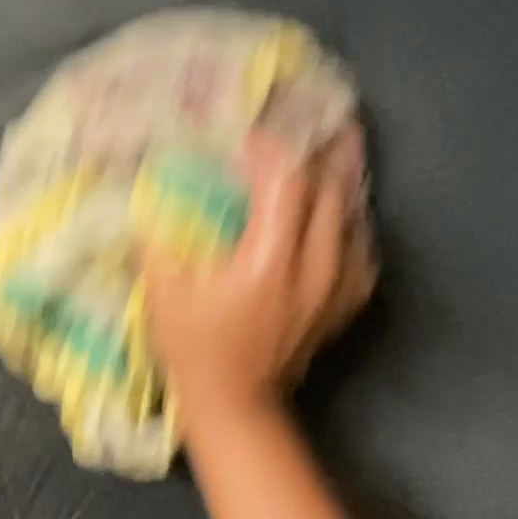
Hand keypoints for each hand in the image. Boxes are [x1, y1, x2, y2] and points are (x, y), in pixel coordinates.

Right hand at [144, 126, 376, 429]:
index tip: (244, 137)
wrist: (236, 400)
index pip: (285, 182)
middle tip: (304, 118)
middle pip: (332, 185)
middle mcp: (318, 263)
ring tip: (334, 141)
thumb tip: (156, 198)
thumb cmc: (192, 348)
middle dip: (318, 148)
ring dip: (341, 173)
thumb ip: (163, 241)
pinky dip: (348, 213)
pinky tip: (337, 204)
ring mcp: (343, 280)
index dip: (268, 150)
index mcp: (270, 260)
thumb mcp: (164, 293)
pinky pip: (362, 238)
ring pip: (355, 208)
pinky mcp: (351, 294)